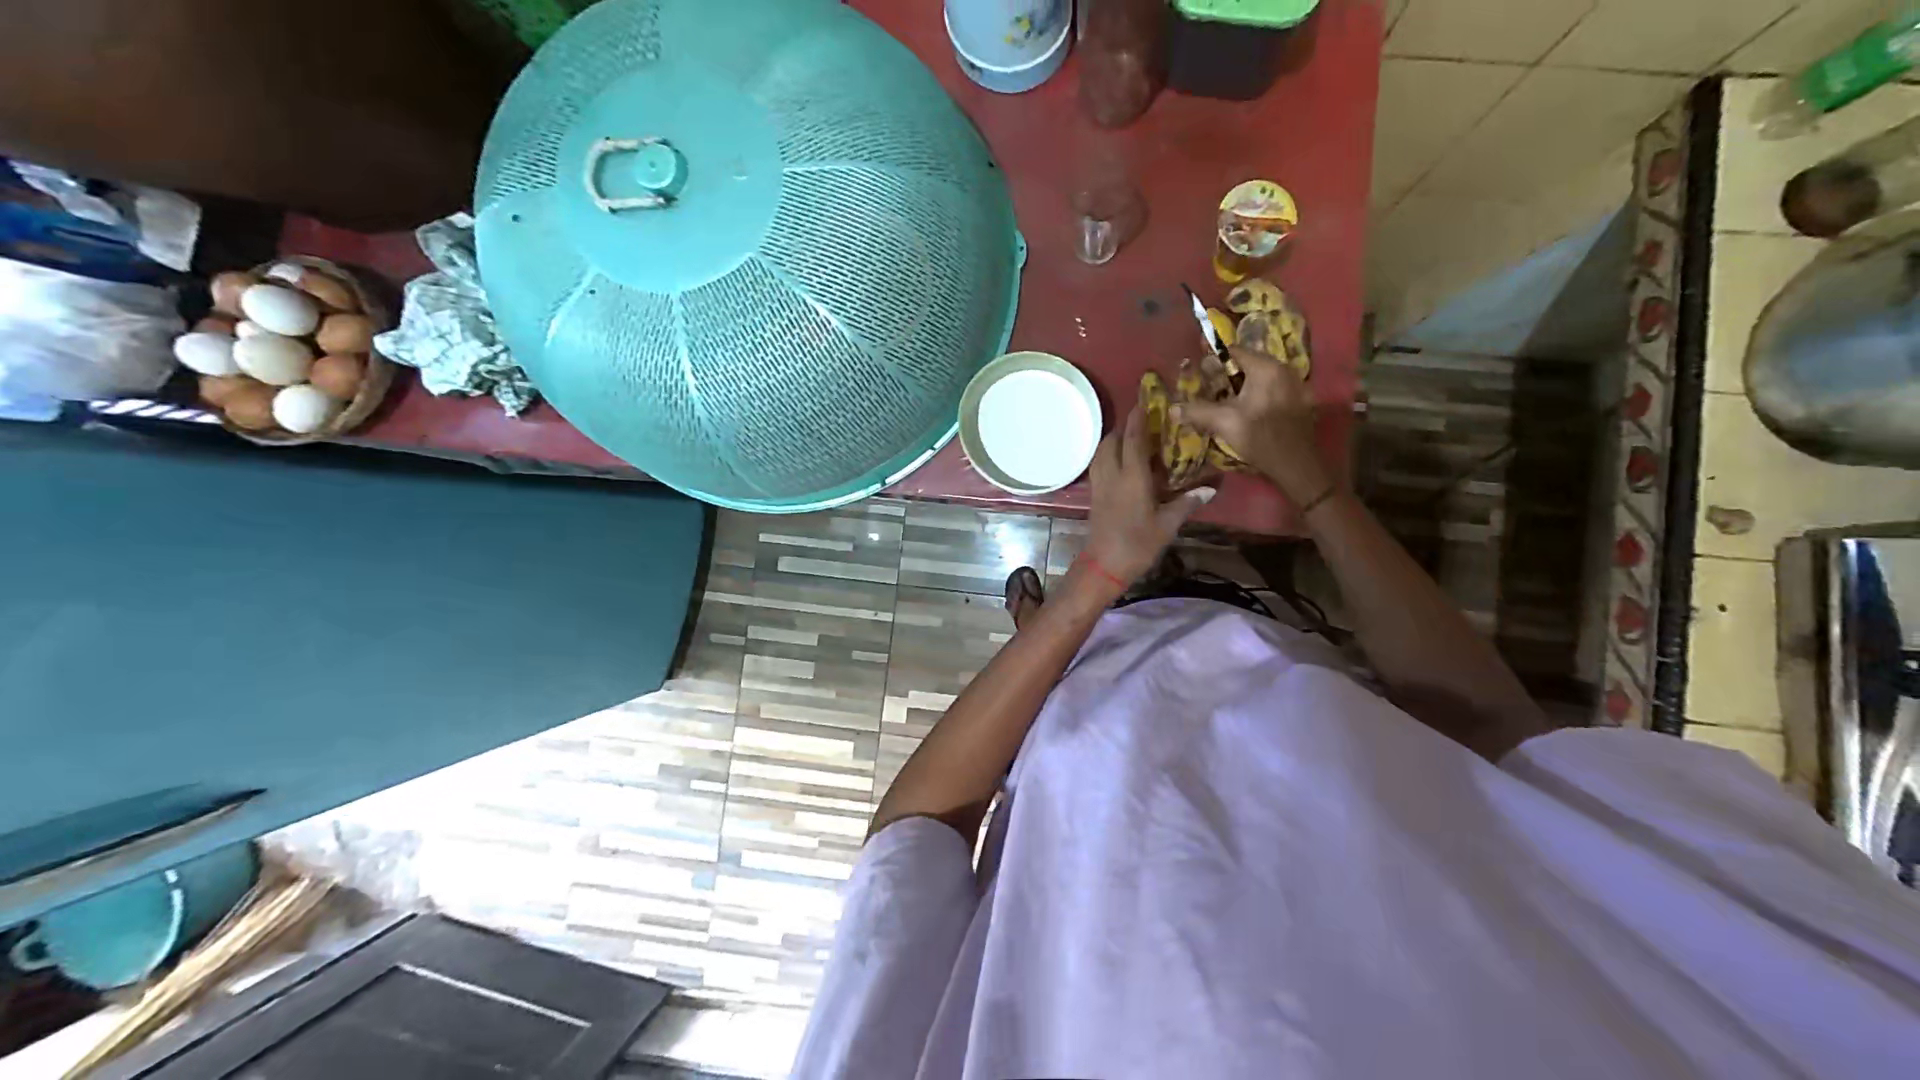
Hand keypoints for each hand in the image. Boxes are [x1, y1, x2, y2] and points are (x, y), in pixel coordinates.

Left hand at [1082, 392, 1214, 589]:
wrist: (1104, 565)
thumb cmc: (1138, 544)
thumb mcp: (1168, 524)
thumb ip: (1187, 502)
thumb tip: (1210, 487)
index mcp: (1131, 477)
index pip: (1133, 438)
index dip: (1138, 418)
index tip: (1146, 401)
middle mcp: (1112, 474)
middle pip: (1112, 440)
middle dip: (1124, 426)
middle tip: (1143, 420)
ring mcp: (1099, 484)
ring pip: (1101, 451)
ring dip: (1113, 439)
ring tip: (1132, 438)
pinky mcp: (1094, 495)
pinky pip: (1099, 465)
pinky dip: (1108, 455)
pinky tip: (1121, 461)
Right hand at [1175, 346, 1333, 503]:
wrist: (1296, 464)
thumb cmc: (1260, 437)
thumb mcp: (1224, 423)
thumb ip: (1196, 411)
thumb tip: (1172, 409)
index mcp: (1266, 368)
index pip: (1235, 351)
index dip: (1214, 360)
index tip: (1200, 372)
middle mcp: (1284, 369)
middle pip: (1249, 363)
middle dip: (1227, 374)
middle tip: (1209, 388)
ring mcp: (1296, 384)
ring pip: (1262, 377)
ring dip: (1242, 385)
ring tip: (1226, 401)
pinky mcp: (1301, 400)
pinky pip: (1274, 388)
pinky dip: (1258, 394)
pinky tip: (1248, 411)